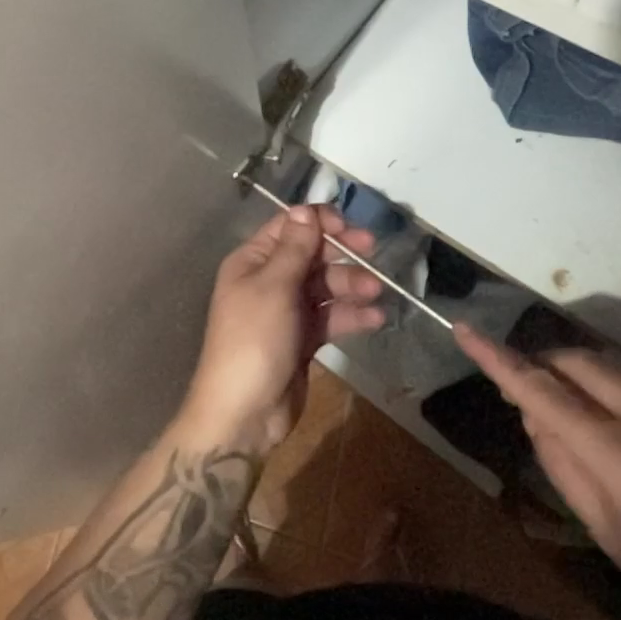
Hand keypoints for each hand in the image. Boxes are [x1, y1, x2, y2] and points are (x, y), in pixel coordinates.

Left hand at [180, 205, 384, 451]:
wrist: (245, 410)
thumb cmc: (254, 339)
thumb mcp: (273, 287)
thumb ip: (294, 249)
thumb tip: (304, 209)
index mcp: (251, 262)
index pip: (288, 228)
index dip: (318, 223)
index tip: (349, 226)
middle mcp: (266, 281)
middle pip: (310, 256)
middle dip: (341, 254)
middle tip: (374, 252)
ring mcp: (285, 312)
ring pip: (324, 287)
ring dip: (350, 285)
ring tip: (376, 292)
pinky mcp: (302, 339)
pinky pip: (330, 318)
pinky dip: (350, 316)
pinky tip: (375, 318)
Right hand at [455, 324, 620, 614]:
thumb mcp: (607, 532)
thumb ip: (562, 465)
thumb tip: (531, 410)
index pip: (544, 393)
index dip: (499, 359)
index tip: (465, 331)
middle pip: (580, 362)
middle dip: (544, 361)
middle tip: (527, 379)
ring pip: (617, 368)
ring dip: (583, 376)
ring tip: (577, 405)